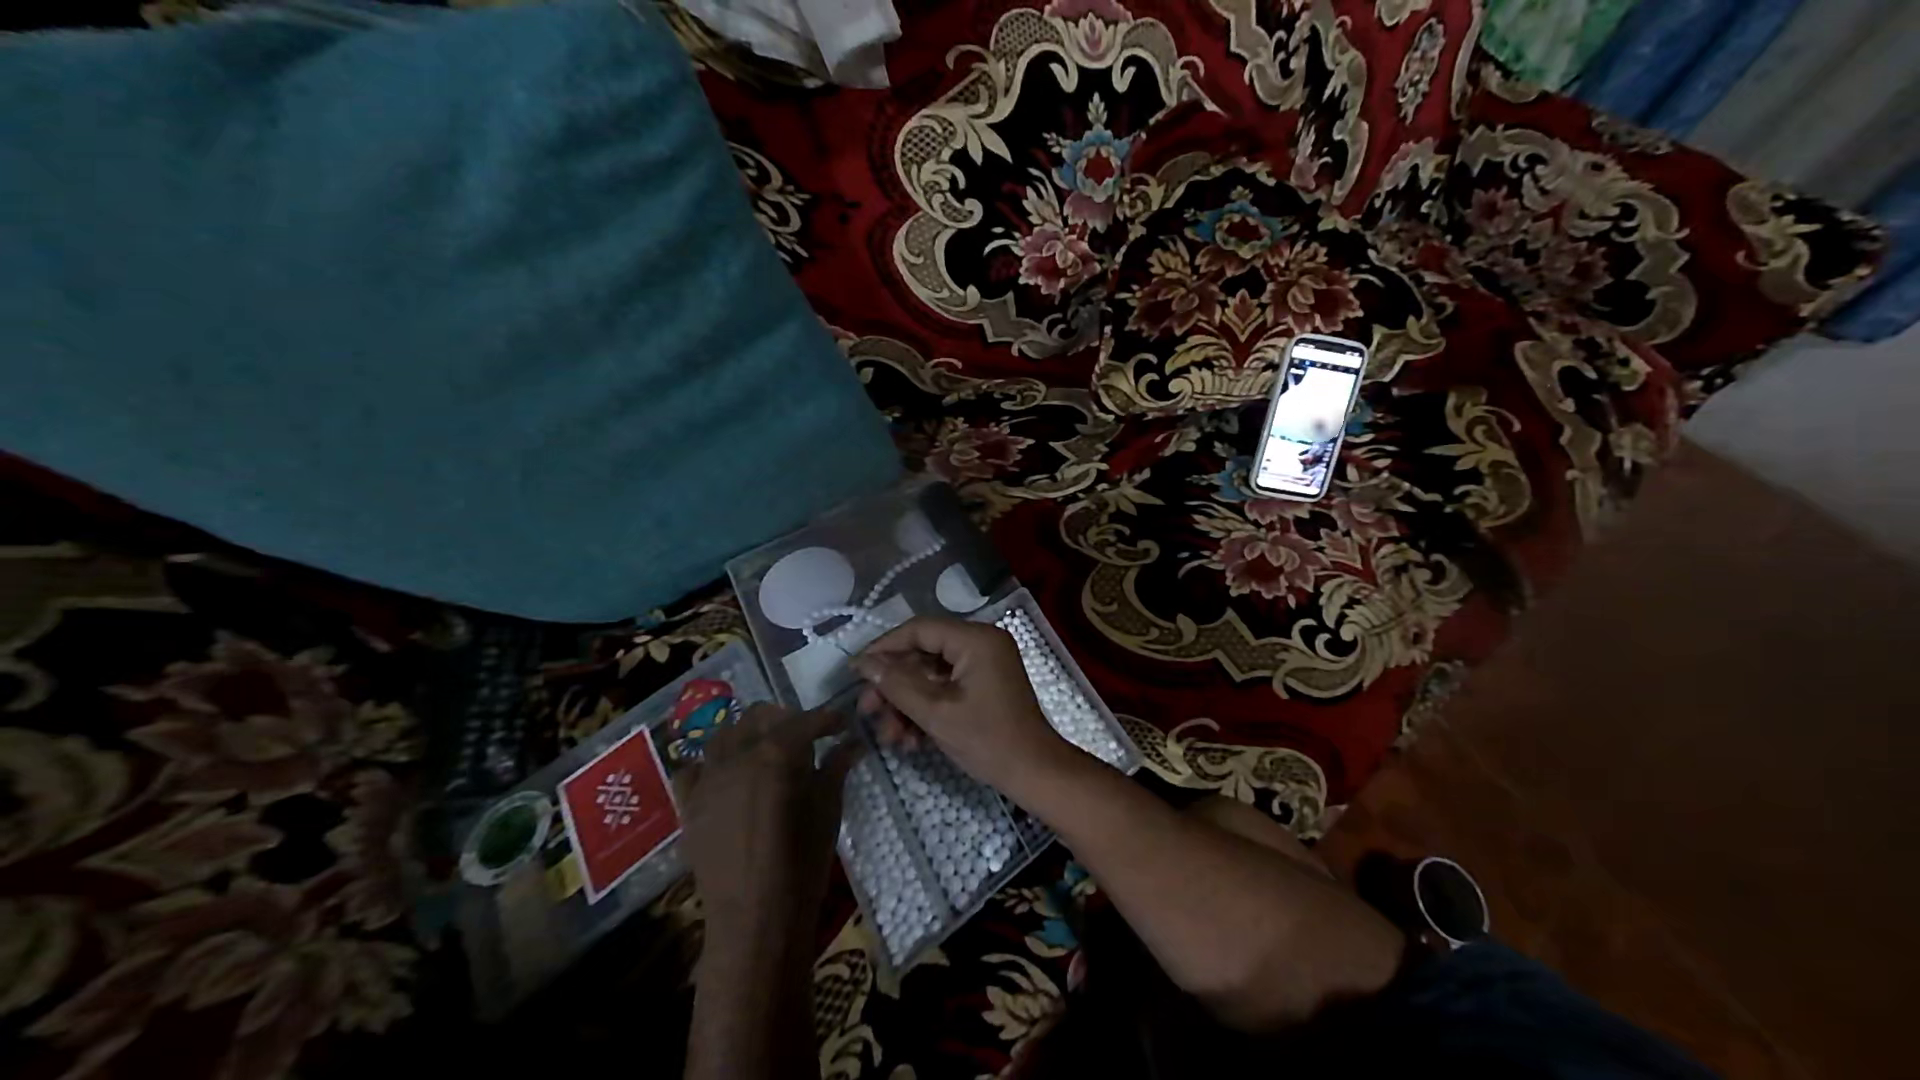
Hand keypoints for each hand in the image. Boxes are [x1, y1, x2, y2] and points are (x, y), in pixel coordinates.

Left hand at [676, 703, 862, 937]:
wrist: (755, 918)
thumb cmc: (802, 863)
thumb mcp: (828, 810)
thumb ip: (836, 769)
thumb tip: (852, 743)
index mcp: (777, 752)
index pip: (807, 721)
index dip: (829, 719)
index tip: (843, 725)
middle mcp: (738, 754)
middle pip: (760, 717)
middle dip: (786, 720)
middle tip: (807, 738)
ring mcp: (708, 777)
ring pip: (725, 735)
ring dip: (749, 735)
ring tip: (767, 753)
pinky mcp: (689, 804)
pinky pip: (694, 769)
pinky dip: (712, 765)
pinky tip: (728, 778)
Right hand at [852, 617, 1076, 797]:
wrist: (1034, 773)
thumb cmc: (987, 740)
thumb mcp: (935, 712)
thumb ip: (897, 684)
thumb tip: (863, 663)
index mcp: (976, 639)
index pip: (919, 630)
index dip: (884, 648)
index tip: (857, 672)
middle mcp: (981, 643)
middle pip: (923, 654)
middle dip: (894, 686)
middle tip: (868, 711)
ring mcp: (984, 665)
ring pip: (930, 675)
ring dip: (906, 704)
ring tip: (890, 737)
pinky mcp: (983, 685)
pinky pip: (945, 687)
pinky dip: (926, 710)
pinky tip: (910, 740)